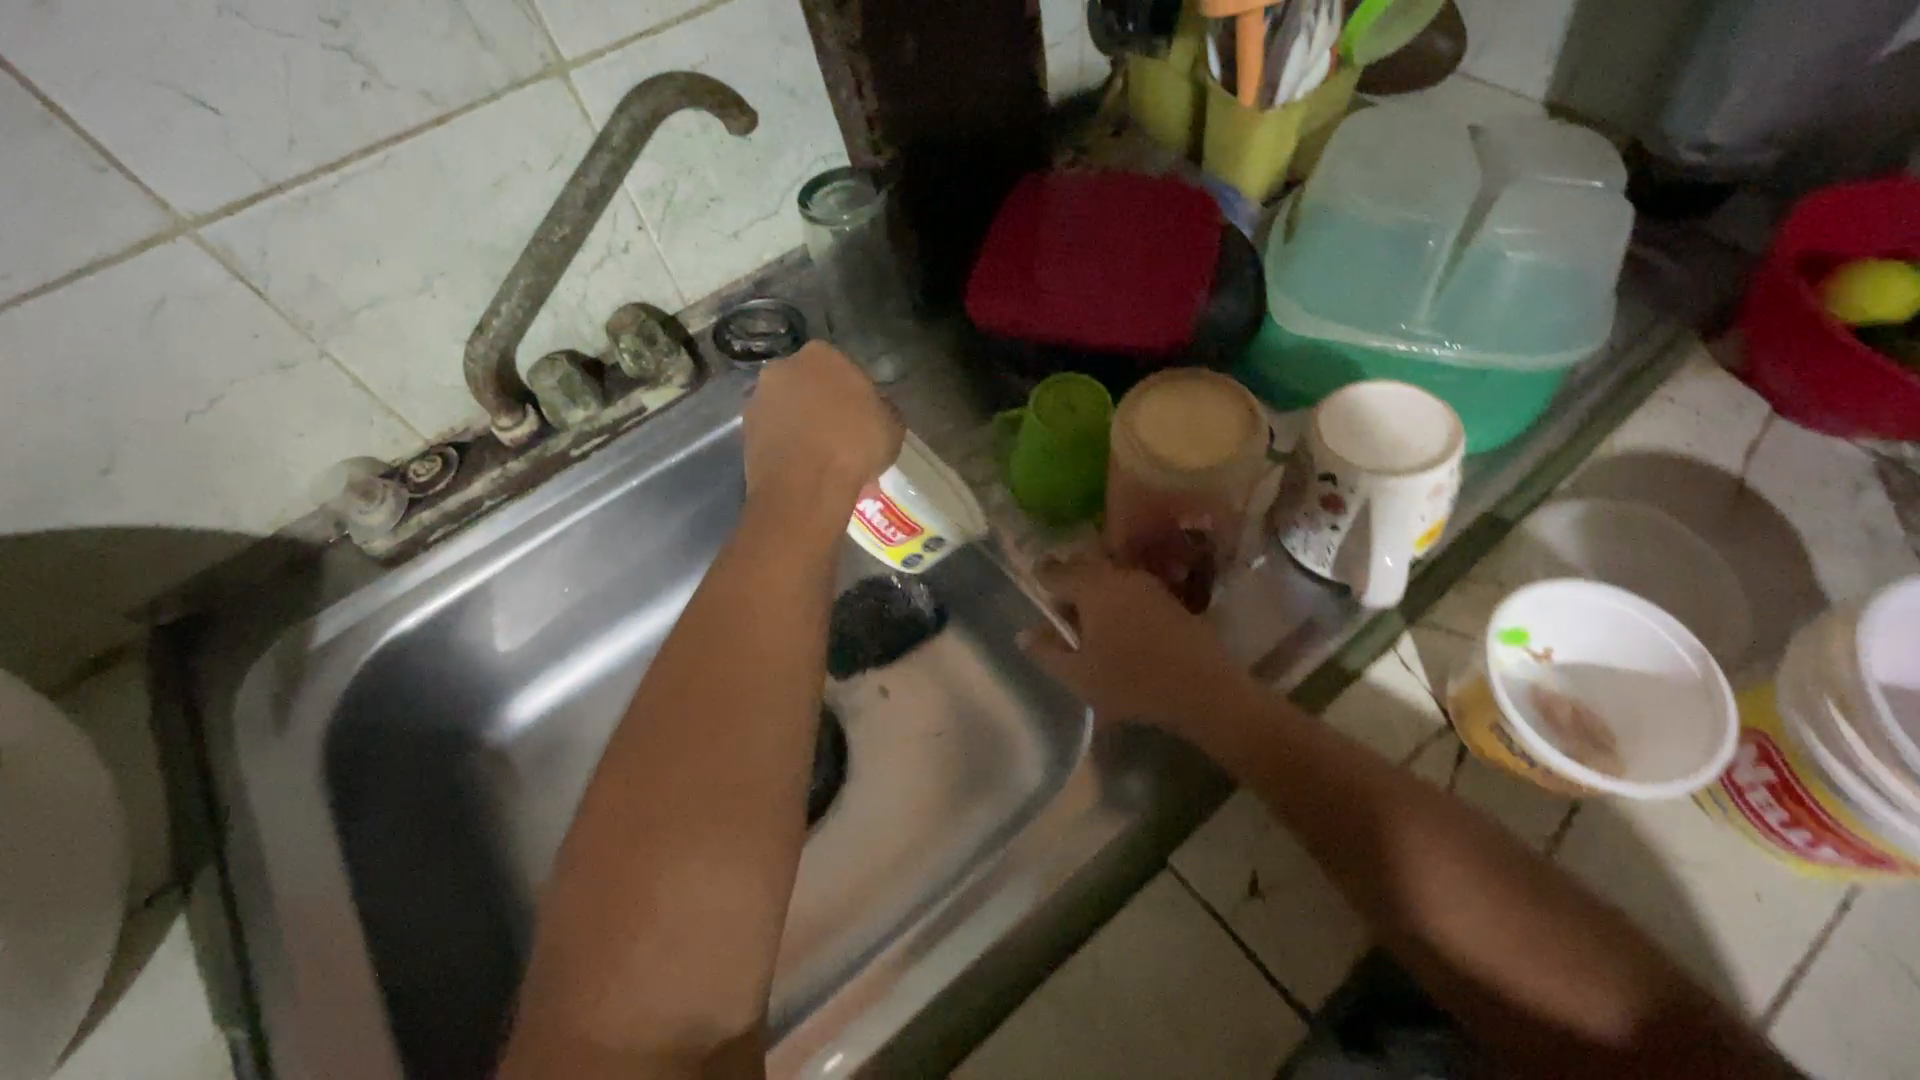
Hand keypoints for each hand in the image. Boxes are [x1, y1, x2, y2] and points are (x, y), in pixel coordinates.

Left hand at [743, 342, 901, 528]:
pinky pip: (778, 440)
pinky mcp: (745, 434)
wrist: (805, 485)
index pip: (844, 370)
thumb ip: (883, 410)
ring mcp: (759, 401)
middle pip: (811, 390)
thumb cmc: (855, 444)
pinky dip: (792, 454)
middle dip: (826, 413)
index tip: (866, 422)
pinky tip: (810, 478)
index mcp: (822, 354)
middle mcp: (783, 369)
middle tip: (846, 444)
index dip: (856, 397)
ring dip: (807, 435)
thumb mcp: (892, 426)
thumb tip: (876, 411)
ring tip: (828, 469)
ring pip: (792, 417)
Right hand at [1021, 556, 1259, 734]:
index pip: (1055, 571)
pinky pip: (1132, 591)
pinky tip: (1120, 631)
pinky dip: (1119, 603)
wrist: (1204, 689)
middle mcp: (1120, 575)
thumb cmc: (1133, 682)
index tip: (1035, 593)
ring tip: (1089, 627)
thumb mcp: (1079, 676)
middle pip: (1084, 569)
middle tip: (1061, 614)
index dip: (1041, 581)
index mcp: (1092, 586)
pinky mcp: (1170, 599)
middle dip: (1069, 585)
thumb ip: (1047, 653)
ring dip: (1095, 595)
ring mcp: (1149, 584)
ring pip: (1110, 579)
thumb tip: (1024, 634)